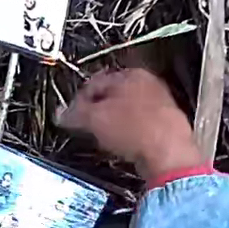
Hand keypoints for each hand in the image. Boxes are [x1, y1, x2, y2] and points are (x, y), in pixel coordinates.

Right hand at [56, 68, 203, 179]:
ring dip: (113, 124)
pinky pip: (140, 125)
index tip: (71, 117)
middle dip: (97, 111)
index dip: (79, 99)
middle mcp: (148, 83)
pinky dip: (129, 133)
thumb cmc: (131, 128)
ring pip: (127, 111)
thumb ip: (74, 114)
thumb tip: (60, 113)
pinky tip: (125, 146)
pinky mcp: (167, 124)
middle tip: (86, 128)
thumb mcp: (94, 120)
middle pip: (112, 95)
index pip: (95, 82)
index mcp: (130, 74)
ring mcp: (161, 103)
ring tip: (105, 139)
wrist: (168, 153)